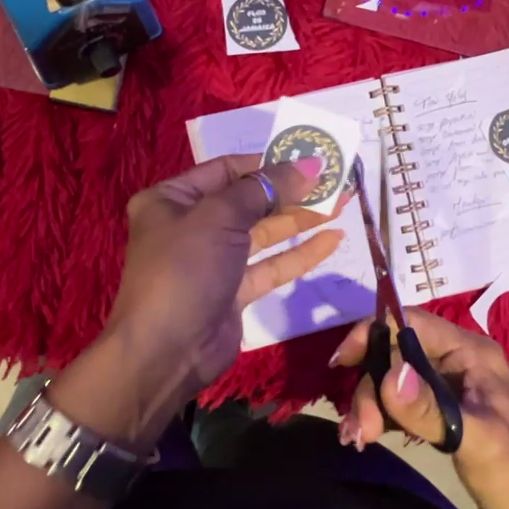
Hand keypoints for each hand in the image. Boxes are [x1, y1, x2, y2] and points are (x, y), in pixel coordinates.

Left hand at [91, 153, 348, 407]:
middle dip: (290, 190)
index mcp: (171, 199)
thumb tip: (306, 164)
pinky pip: (270, 266)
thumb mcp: (219, 217)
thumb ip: (264, 188)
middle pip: (248, 200)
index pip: (225, 169)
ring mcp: (213, 260)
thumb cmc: (184, 269)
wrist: (165, 352)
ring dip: (301, 219)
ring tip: (343, 202)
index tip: (307, 157)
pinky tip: (332, 239)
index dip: (266, 162)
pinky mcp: (233, 291)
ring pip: (263, 233)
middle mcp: (190, 225)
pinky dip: (299, 254)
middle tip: (334, 179)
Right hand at [332, 310, 508, 508]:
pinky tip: (370, 439)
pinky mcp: (445, 415)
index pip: (412, 323)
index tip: (341, 364)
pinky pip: (403, 403)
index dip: (373, 335)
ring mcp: (453, 389)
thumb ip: (430, 408)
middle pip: (397, 354)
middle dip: (371, 386)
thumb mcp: (474, 442)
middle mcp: (460, 362)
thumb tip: (387, 375)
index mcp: (472, 354)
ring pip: (396, 380)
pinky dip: (384, 417)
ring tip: (360, 440)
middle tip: (360, 429)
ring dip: (373, 405)